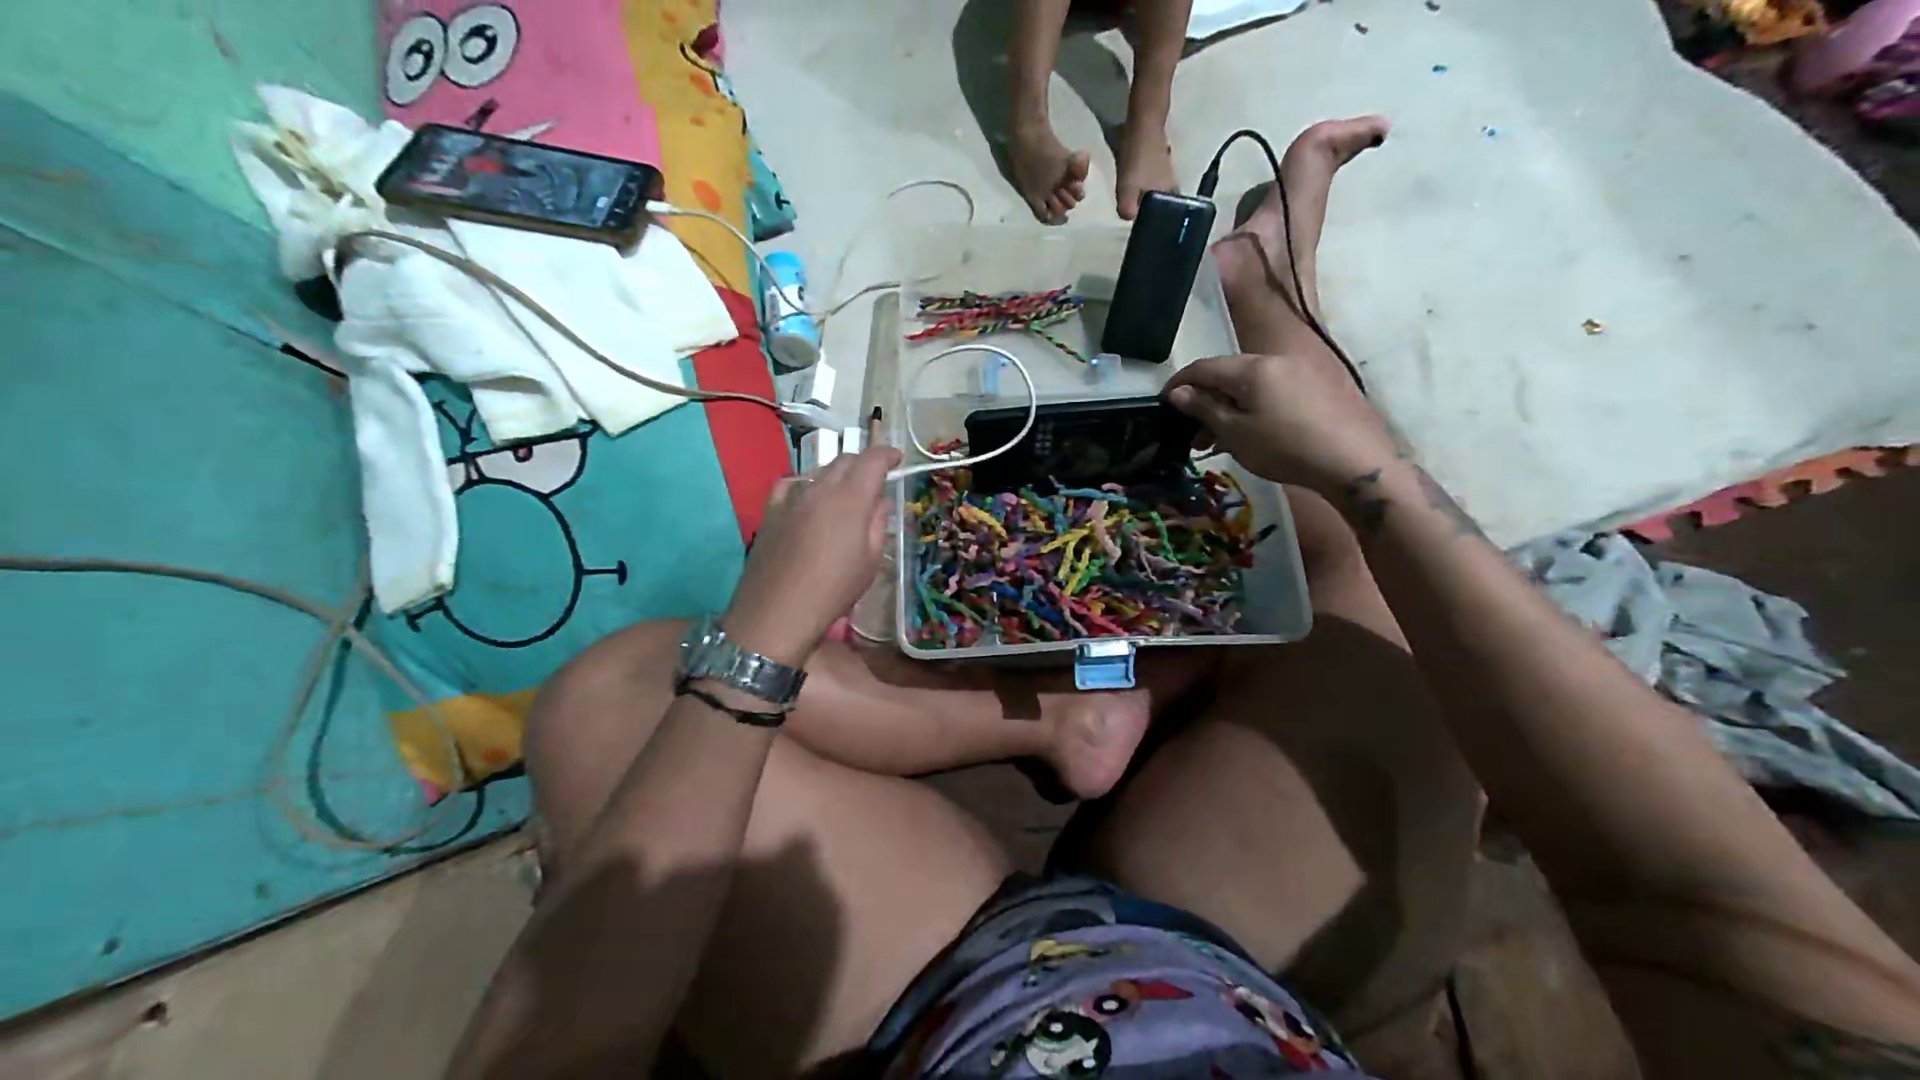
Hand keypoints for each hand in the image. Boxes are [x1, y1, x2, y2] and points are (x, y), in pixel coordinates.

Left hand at [722, 446, 901, 666]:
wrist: (777, 613)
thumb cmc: (833, 591)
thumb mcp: (869, 562)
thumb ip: (877, 525)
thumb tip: (879, 502)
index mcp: (850, 499)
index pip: (871, 461)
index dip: (887, 455)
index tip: (896, 459)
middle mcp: (820, 489)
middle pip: (844, 460)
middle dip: (863, 463)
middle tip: (874, 479)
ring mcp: (791, 498)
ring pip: (818, 471)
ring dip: (836, 475)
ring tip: (843, 492)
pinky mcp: (770, 511)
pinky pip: (789, 485)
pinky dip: (804, 484)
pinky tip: (806, 498)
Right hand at [1165, 352, 1397, 494]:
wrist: (1351, 462)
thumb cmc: (1284, 447)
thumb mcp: (1235, 432)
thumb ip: (1204, 408)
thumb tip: (1178, 392)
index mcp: (1252, 368)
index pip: (1203, 367)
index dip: (1179, 383)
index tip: (1163, 404)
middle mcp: (1275, 360)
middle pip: (1227, 375)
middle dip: (1204, 401)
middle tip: (1193, 435)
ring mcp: (1298, 372)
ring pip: (1249, 385)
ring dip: (1227, 408)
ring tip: (1218, 441)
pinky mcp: (1315, 388)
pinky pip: (1270, 391)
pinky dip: (1251, 408)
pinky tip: (1249, 434)